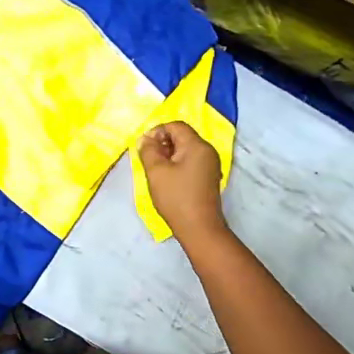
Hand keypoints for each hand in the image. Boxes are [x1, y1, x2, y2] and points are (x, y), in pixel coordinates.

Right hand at [140, 121, 226, 244]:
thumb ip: (148, 151)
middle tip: (147, 159)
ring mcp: (210, 165)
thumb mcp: (156, 172)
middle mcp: (207, 151)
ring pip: (186, 150)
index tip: (143, 146)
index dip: (157, 131)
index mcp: (197, 146)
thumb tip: (145, 138)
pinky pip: (191, 162)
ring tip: (155, 170)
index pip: (176, 126)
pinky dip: (177, 164)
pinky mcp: (208, 177)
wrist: (198, 227)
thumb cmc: (176, 198)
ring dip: (168, 155)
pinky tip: (167, 178)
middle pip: (182, 137)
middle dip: (162, 143)